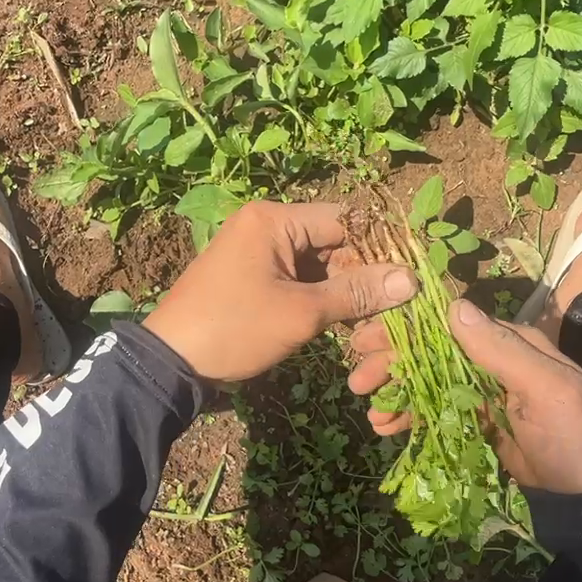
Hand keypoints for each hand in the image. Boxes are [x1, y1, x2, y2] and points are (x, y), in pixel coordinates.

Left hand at [144, 201, 417, 381]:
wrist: (171, 362)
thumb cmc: (235, 329)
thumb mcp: (300, 313)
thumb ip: (356, 293)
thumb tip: (410, 280)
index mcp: (274, 219)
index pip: (345, 220)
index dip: (379, 248)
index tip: (407, 279)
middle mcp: (267, 227)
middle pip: (333, 243)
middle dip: (361, 275)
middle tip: (389, 311)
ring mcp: (259, 253)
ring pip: (319, 265)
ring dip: (342, 292)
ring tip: (367, 324)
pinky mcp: (255, 278)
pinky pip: (299, 280)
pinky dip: (320, 300)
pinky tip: (341, 326)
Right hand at [348, 298, 581, 494]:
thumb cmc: (573, 437)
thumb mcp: (546, 390)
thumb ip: (501, 350)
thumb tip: (452, 307)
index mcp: (512, 344)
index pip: (448, 326)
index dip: (405, 331)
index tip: (367, 338)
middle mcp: (494, 362)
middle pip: (431, 354)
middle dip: (391, 365)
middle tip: (356, 380)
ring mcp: (483, 395)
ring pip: (427, 384)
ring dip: (396, 395)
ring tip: (371, 415)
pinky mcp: (476, 424)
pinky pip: (435, 414)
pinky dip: (411, 419)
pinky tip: (387, 429)